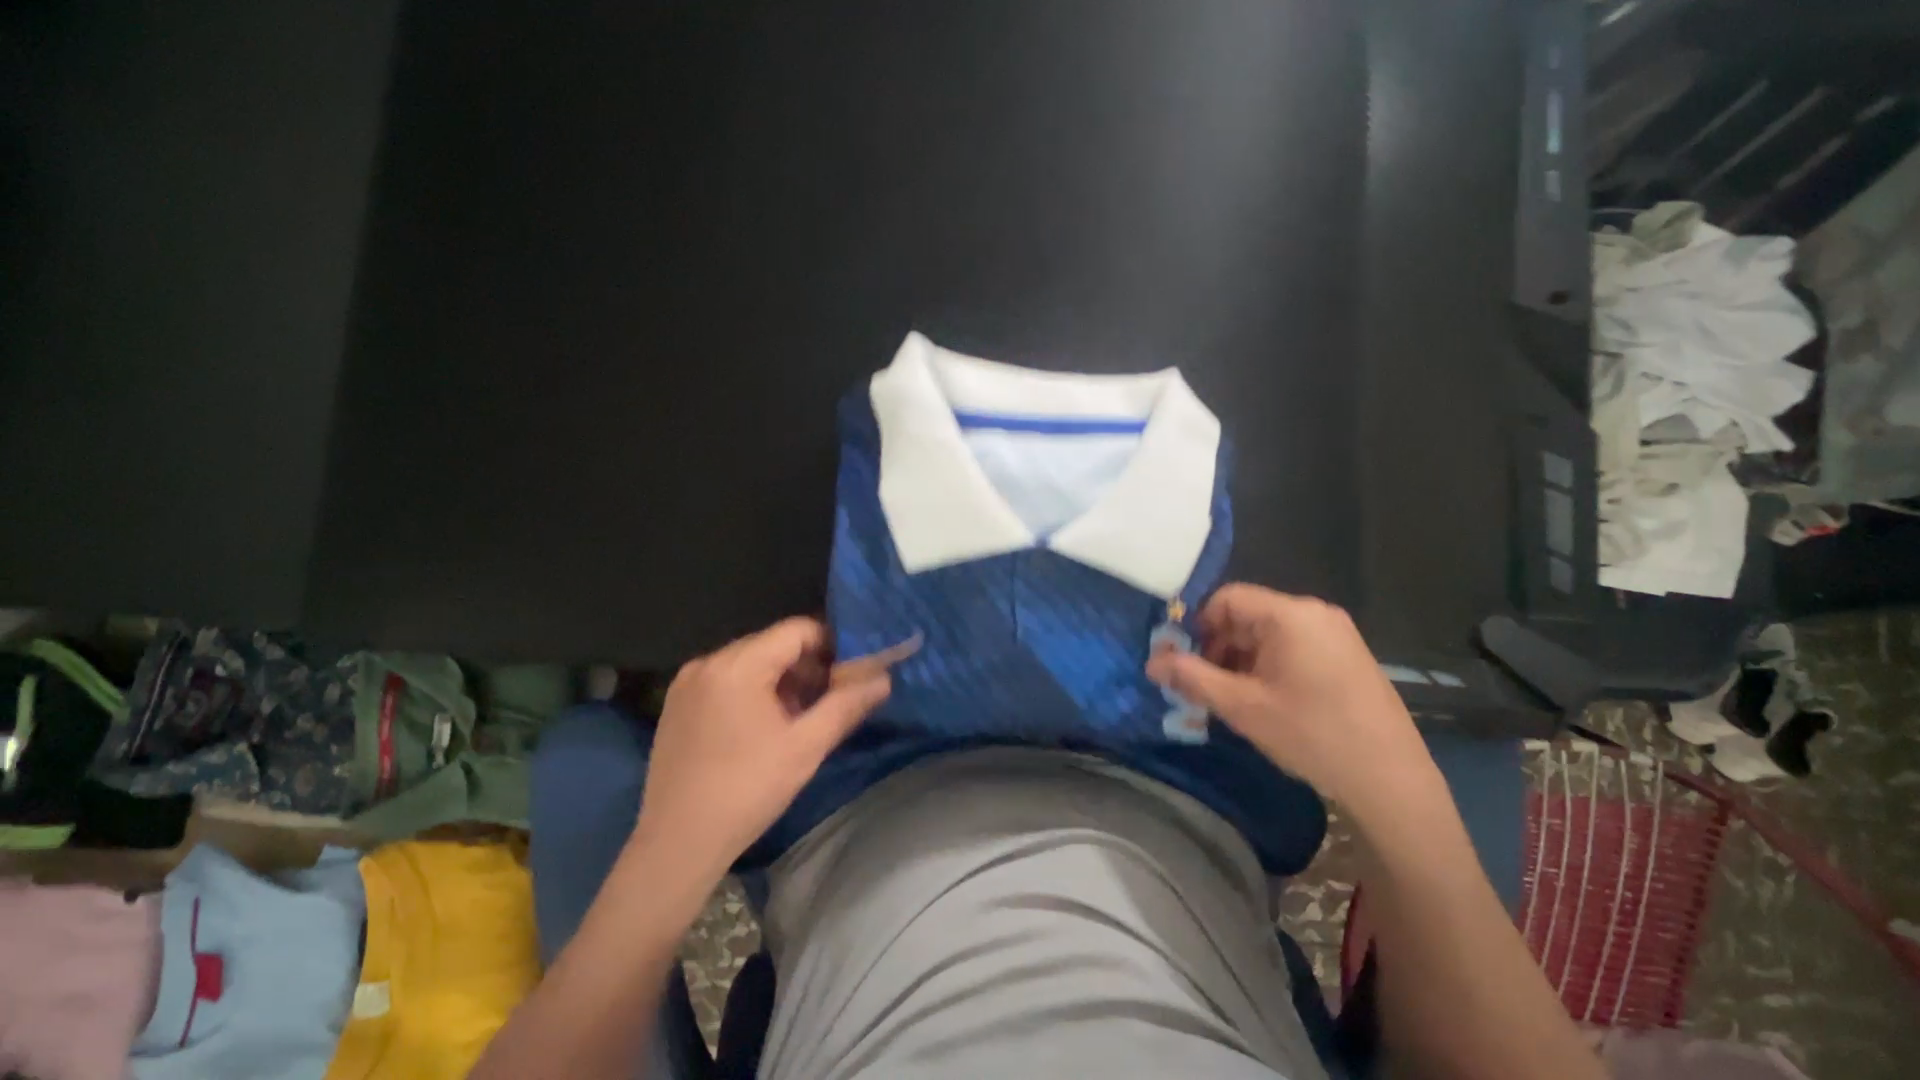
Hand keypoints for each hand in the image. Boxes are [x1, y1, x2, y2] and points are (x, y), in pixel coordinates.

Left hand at [632, 617, 889, 880]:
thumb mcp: (805, 747)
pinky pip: (725, 683)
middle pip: (771, 645)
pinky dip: (752, 694)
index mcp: (737, 665)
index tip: (854, 674)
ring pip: (748, 664)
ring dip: (781, 682)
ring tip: (801, 720)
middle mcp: (707, 662)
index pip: (797, 630)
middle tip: (833, 701)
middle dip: (808, 667)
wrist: (678, 841)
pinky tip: (765, 730)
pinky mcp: (676, 706)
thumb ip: (846, 705)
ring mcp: (687, 684)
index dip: (832, 645)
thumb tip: (883, 677)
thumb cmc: (747, 790)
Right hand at [1146, 584, 1437, 814]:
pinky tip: (1267, 705)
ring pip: (1270, 635)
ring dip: (1242, 661)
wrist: (1389, 776)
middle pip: (1248, 615)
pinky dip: (1270, 668)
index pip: (1226, 598)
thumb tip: (1152, 662)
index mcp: (1290, 614)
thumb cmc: (1311, 734)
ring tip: (1233, 702)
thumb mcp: (1242, 707)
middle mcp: (1315, 613)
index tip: (1183, 663)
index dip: (1196, 626)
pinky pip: (1295, 648)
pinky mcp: (1348, 657)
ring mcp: (1337, 634)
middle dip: (1218, 648)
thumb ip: (1193, 678)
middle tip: (1204, 689)